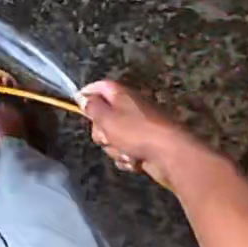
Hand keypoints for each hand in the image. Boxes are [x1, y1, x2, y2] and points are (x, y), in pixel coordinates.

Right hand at [79, 80, 205, 186]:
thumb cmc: (136, 133)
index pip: (99, 86)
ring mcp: (138, 127)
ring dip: (114, 148)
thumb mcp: (107, 118)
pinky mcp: (144, 145)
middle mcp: (130, 108)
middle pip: (103, 116)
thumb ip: (92, 107)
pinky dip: (126, 157)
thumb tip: (83, 97)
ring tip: (125, 151)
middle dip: (101, 130)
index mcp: (122, 95)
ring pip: (112, 137)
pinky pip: (125, 150)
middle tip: (107, 136)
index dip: (87, 93)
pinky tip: (134, 160)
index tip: (77, 104)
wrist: (170, 155)